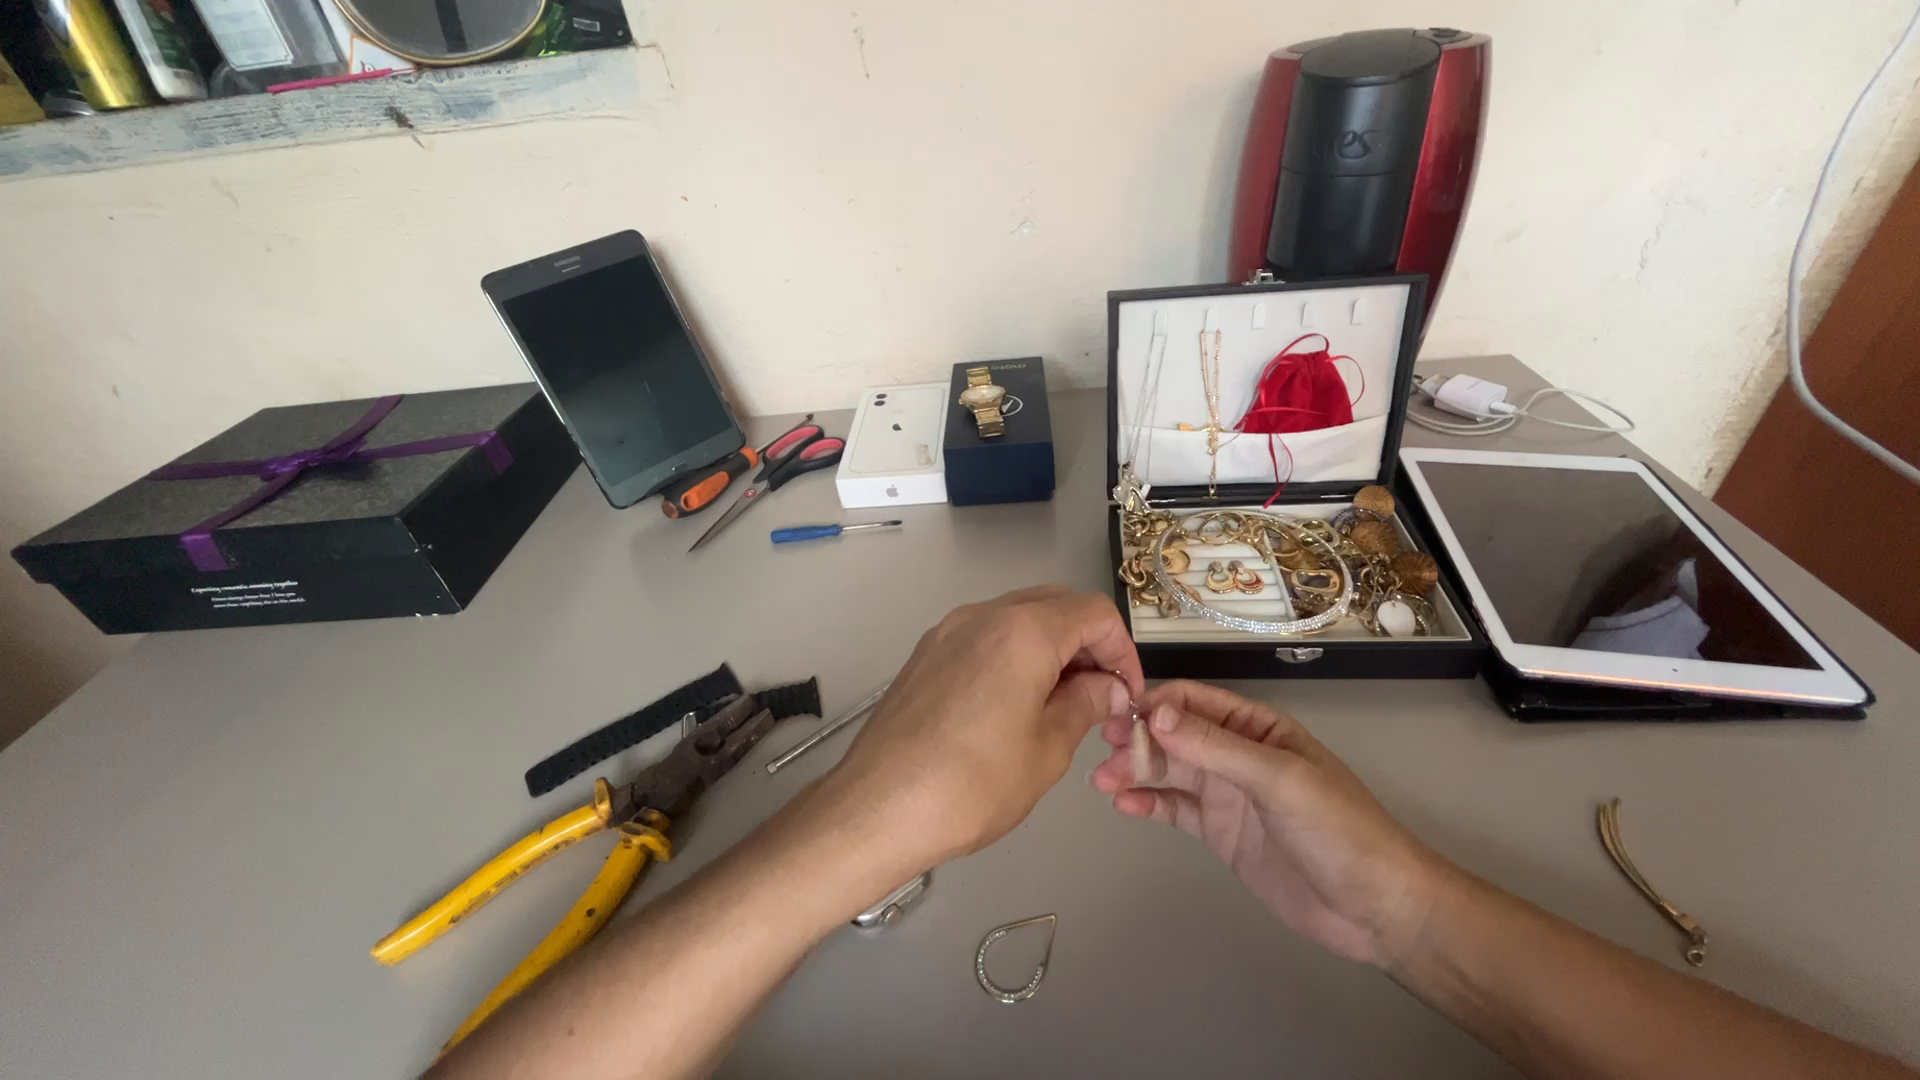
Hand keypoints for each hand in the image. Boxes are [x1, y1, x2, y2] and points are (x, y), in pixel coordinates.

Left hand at [823, 587, 1143, 869]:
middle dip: (1088, 644)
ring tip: (1060, 703)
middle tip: (1099, 697)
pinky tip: (1014, 703)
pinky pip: (984, 636)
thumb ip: (1085, 704)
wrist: (876, 808)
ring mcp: (947, 631)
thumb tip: (1106, 688)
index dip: (1122, 650)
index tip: (1126, 695)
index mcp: (1022, 631)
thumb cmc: (972, 784)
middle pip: (1055, 604)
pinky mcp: (925, 654)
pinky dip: (1013, 654)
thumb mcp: (1047, 749)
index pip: (1094, 612)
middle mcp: (982, 615)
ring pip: (1017, 617)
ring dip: (1050, 647)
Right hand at [1091, 681, 1447, 968]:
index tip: (1119, 714)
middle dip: (1138, 739)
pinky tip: (1124, 805)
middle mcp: (1235, 754)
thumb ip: (1216, 747)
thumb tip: (1156, 713)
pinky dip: (1147, 804)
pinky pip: (1174, 809)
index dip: (1156, 704)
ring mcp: (1226, 794)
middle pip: (1174, 736)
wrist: (1376, 908)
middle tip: (1103, 750)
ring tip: (1102, 781)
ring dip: (1135, 771)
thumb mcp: (1279, 780)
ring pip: (1169, 772)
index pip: (1195, 702)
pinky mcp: (1219, 831)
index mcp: (1256, 728)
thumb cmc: (1338, 829)